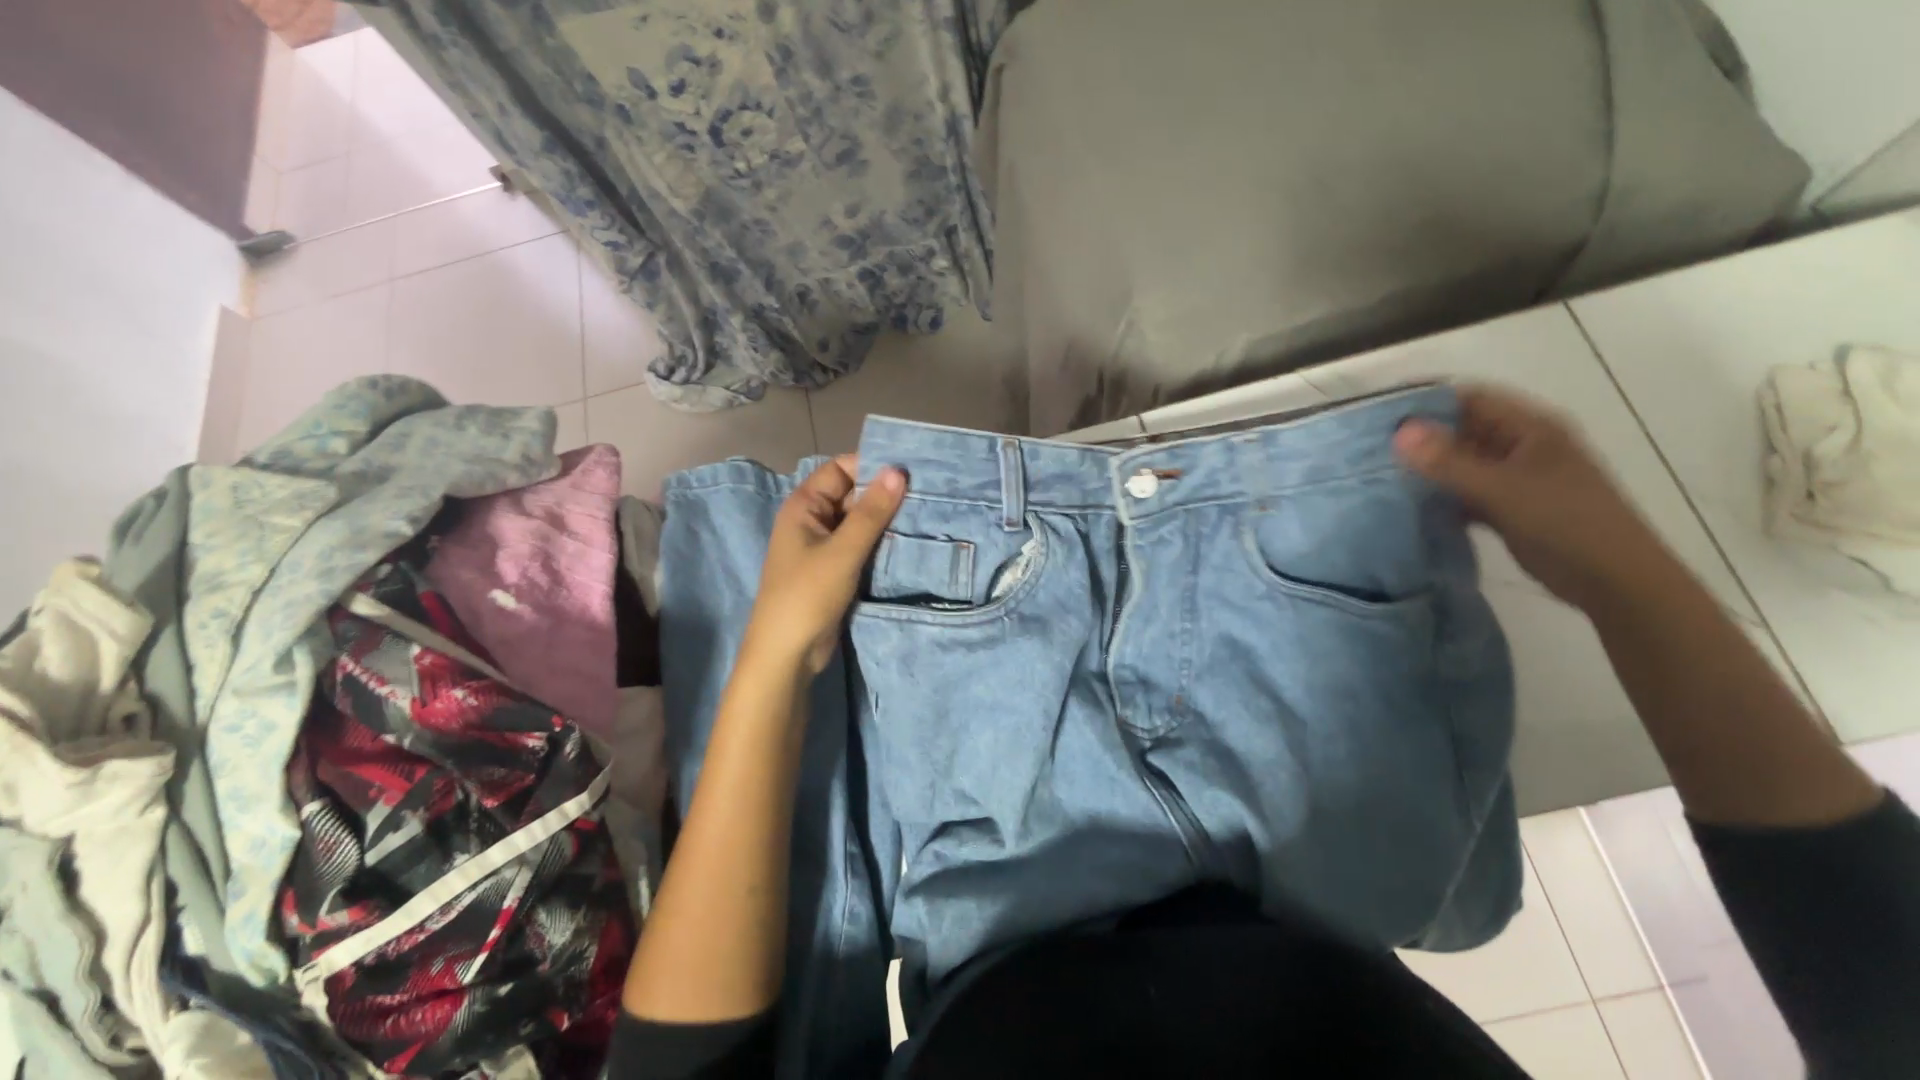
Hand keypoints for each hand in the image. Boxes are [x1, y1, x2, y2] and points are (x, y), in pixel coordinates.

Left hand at [741, 455, 905, 674]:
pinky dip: (880, 544)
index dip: (871, 466)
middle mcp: (812, 520)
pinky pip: (860, 546)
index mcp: (803, 506)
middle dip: (884, 494)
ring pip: (859, 522)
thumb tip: (898, 471)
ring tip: (925, 516)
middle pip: (851, 494)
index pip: (840, 469)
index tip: (910, 471)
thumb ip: (871, 512)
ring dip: (885, 521)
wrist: (787, 654)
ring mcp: (822, 547)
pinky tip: (908, 544)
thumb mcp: (843, 551)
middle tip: (926, 495)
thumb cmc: (807, 595)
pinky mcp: (834, 570)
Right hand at [1393, 385, 1676, 610]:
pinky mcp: (1511, 507)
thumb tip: (1398, 432)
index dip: (1427, 399)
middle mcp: (1523, 445)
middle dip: (1421, 436)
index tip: (1380, 413)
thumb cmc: (1566, 522)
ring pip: (1463, 463)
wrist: (1615, 580)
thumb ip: (1448, 462)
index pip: (1470, 397)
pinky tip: (1411, 506)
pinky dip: (1443, 496)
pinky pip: (1468, 492)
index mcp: (1531, 427)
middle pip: (1464, 428)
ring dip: (1430, 468)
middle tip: (1370, 448)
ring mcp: (1518, 477)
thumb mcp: (1502, 489)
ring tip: (1380, 474)